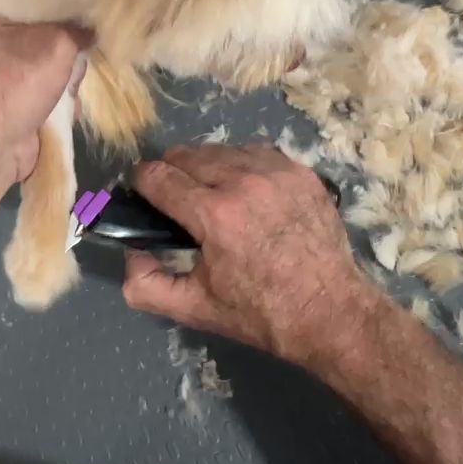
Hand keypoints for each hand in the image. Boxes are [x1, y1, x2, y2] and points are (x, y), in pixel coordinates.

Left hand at [0, 1, 90, 184]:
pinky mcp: (18, 108)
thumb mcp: (57, 43)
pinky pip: (49, 97)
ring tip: (68, 89)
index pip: (24, 1)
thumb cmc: (19, 82)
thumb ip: (76, 29)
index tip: (72, 5)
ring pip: (52, 70)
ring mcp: (7, 82)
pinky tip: (65, 110)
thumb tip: (88, 27)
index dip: (49, 1)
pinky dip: (60, 105)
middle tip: (77, 53)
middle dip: (67, 50)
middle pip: (46, 38)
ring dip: (67, 82)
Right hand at [120, 144, 376, 363]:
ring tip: (214, 196)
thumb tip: (129, 251)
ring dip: (205, 168)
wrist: (333, 313)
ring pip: (217, 149)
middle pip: (183, 154)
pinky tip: (246, 192)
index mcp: (214, 214)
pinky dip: (240, 165)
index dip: (142, 185)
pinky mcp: (299, 171)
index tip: (146, 199)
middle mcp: (243, 182)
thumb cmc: (260, 313)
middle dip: (171, 174)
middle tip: (179, 203)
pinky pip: (252, 151)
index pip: (156, 175)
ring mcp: (275, 172)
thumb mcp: (194, 308)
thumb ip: (146, 284)